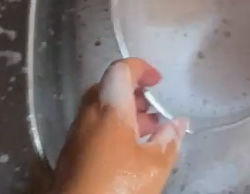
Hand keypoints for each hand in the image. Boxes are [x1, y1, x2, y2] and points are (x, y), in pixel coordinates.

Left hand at [53, 58, 186, 193]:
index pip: (121, 69)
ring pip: (100, 109)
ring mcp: (76, 135)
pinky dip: (111, 130)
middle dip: (134, 93)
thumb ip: (169, 140)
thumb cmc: (116, 186)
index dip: (142, 68)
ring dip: (124, 114)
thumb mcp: (154, 166)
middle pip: (110, 87)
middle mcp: (89, 114)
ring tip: (146, 134)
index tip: (158, 82)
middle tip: (153, 110)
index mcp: (109, 107)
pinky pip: (93, 128)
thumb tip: (179, 122)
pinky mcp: (70, 155)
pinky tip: (127, 153)